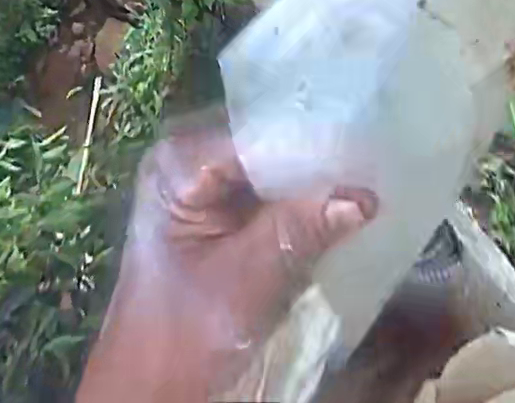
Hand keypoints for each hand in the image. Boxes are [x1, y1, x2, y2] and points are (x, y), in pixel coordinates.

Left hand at [76, 117, 376, 401]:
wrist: (148, 380)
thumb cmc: (182, 333)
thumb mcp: (245, 283)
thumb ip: (297, 232)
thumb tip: (361, 196)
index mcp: (175, 159)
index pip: (251, 136)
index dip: (304, 145)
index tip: (358, 155)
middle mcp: (184, 151)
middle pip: (258, 142)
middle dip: (309, 157)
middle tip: (366, 165)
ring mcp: (197, 173)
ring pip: (264, 161)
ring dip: (306, 176)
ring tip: (360, 177)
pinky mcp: (212, 198)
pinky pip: (261, 183)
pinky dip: (292, 195)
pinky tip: (332, 200)